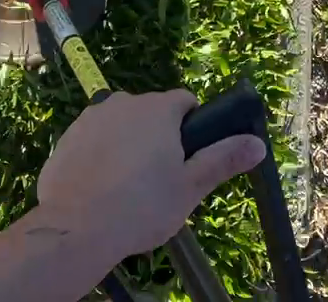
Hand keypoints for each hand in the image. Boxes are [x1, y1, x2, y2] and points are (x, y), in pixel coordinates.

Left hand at [35, 89, 267, 257]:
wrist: (76, 226)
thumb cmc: (142, 205)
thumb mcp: (190, 187)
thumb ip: (222, 160)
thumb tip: (257, 143)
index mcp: (158, 109)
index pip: (185, 100)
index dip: (192, 126)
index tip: (188, 158)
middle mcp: (125, 101)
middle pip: (152, 112)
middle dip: (160, 137)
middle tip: (162, 180)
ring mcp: (93, 115)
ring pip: (122, 124)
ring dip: (129, 144)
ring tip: (129, 189)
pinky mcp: (69, 134)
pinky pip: (95, 138)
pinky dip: (102, 154)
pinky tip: (101, 188)